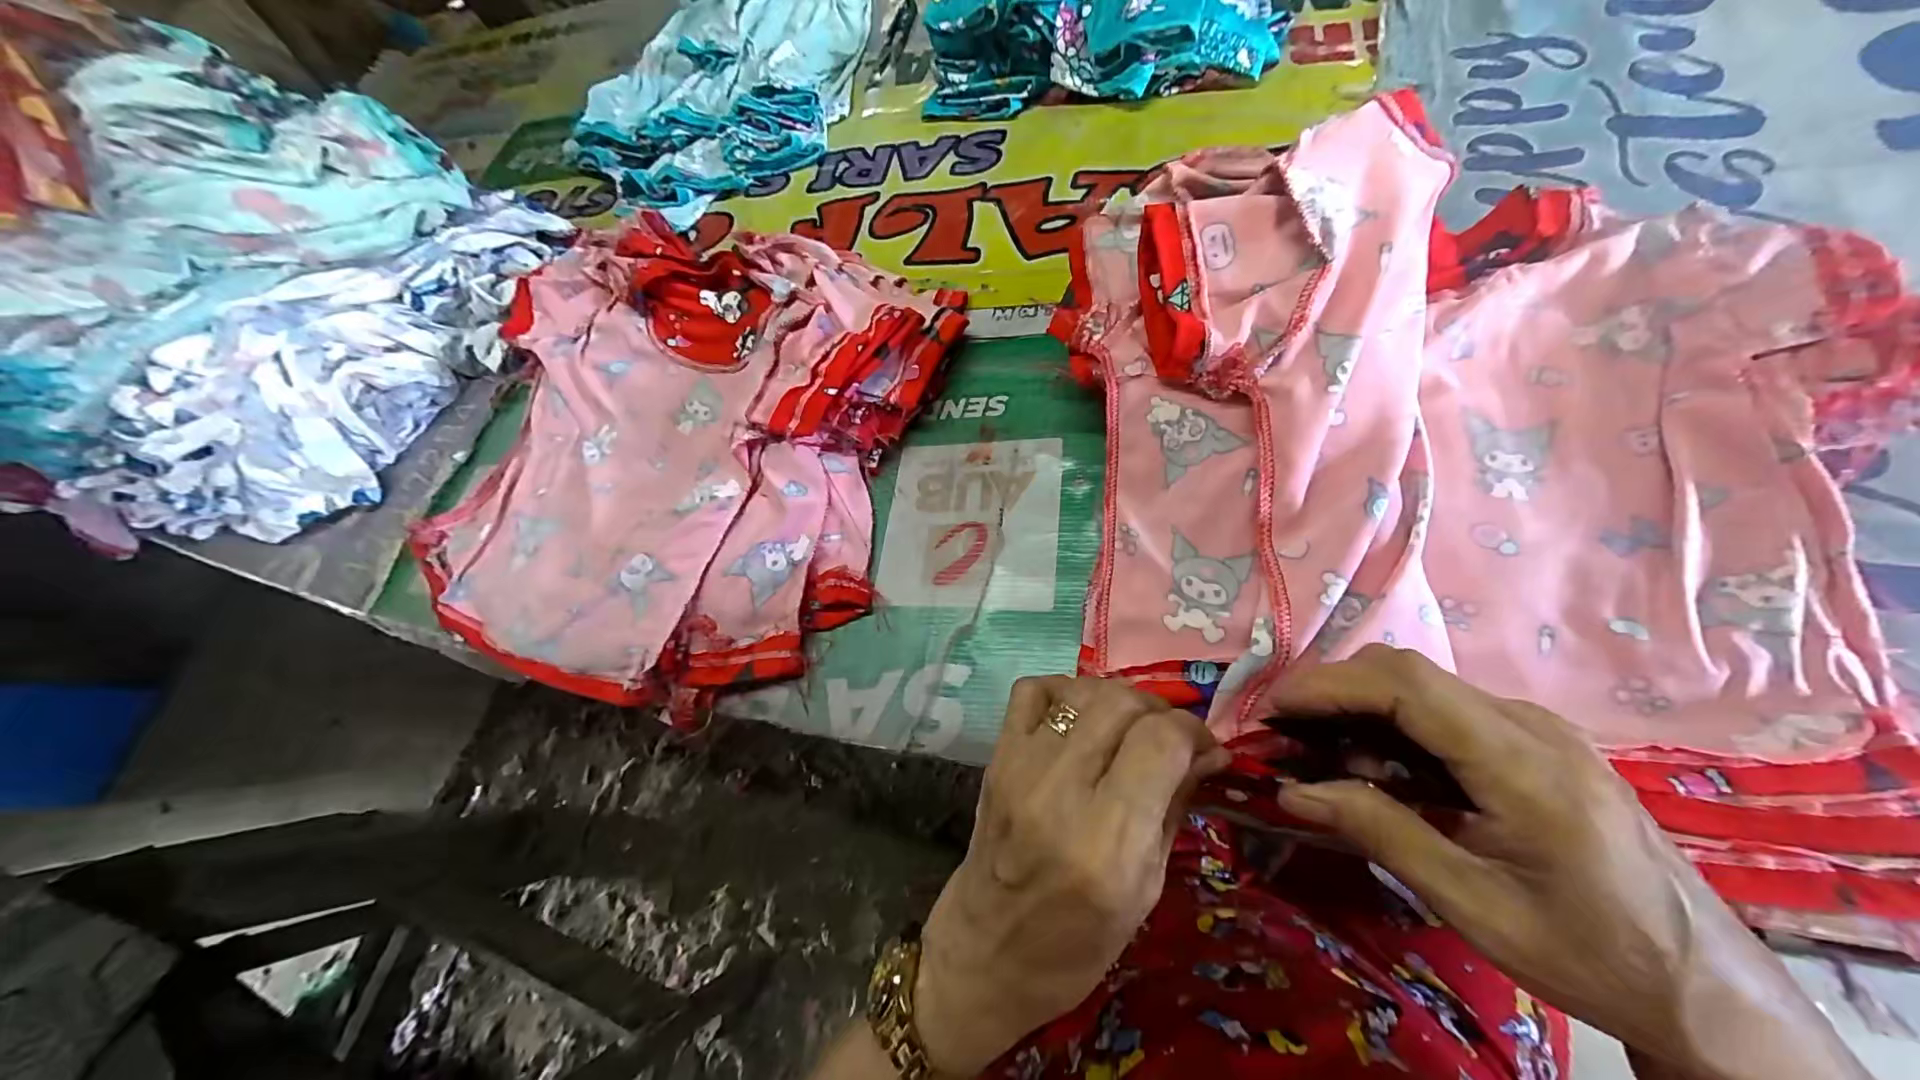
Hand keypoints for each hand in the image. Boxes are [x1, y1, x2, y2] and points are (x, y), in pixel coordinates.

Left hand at [913, 676, 1229, 1076]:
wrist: (989, 949)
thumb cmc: (1078, 941)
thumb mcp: (1147, 888)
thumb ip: (1174, 806)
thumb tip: (1205, 750)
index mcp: (1107, 842)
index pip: (1160, 742)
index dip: (1194, 733)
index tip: (1204, 749)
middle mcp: (1061, 792)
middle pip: (1123, 705)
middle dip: (1160, 713)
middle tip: (1168, 739)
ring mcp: (1021, 767)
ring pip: (1083, 690)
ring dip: (1119, 700)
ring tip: (1128, 728)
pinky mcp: (997, 756)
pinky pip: (1033, 690)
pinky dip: (1066, 691)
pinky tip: (1080, 718)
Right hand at [1267, 645, 1869, 1079]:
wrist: (1705, 988)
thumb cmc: (1587, 952)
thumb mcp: (1473, 905)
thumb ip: (1380, 834)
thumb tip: (1293, 793)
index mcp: (1523, 764)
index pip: (1407, 685)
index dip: (1329, 684)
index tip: (1273, 709)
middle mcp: (1531, 726)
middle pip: (1409, 672)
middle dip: (1334, 691)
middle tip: (1286, 734)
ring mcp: (1537, 730)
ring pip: (1423, 687)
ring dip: (1359, 708)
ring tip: (1320, 755)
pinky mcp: (1535, 743)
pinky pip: (1446, 711)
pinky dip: (1392, 724)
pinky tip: (1377, 769)